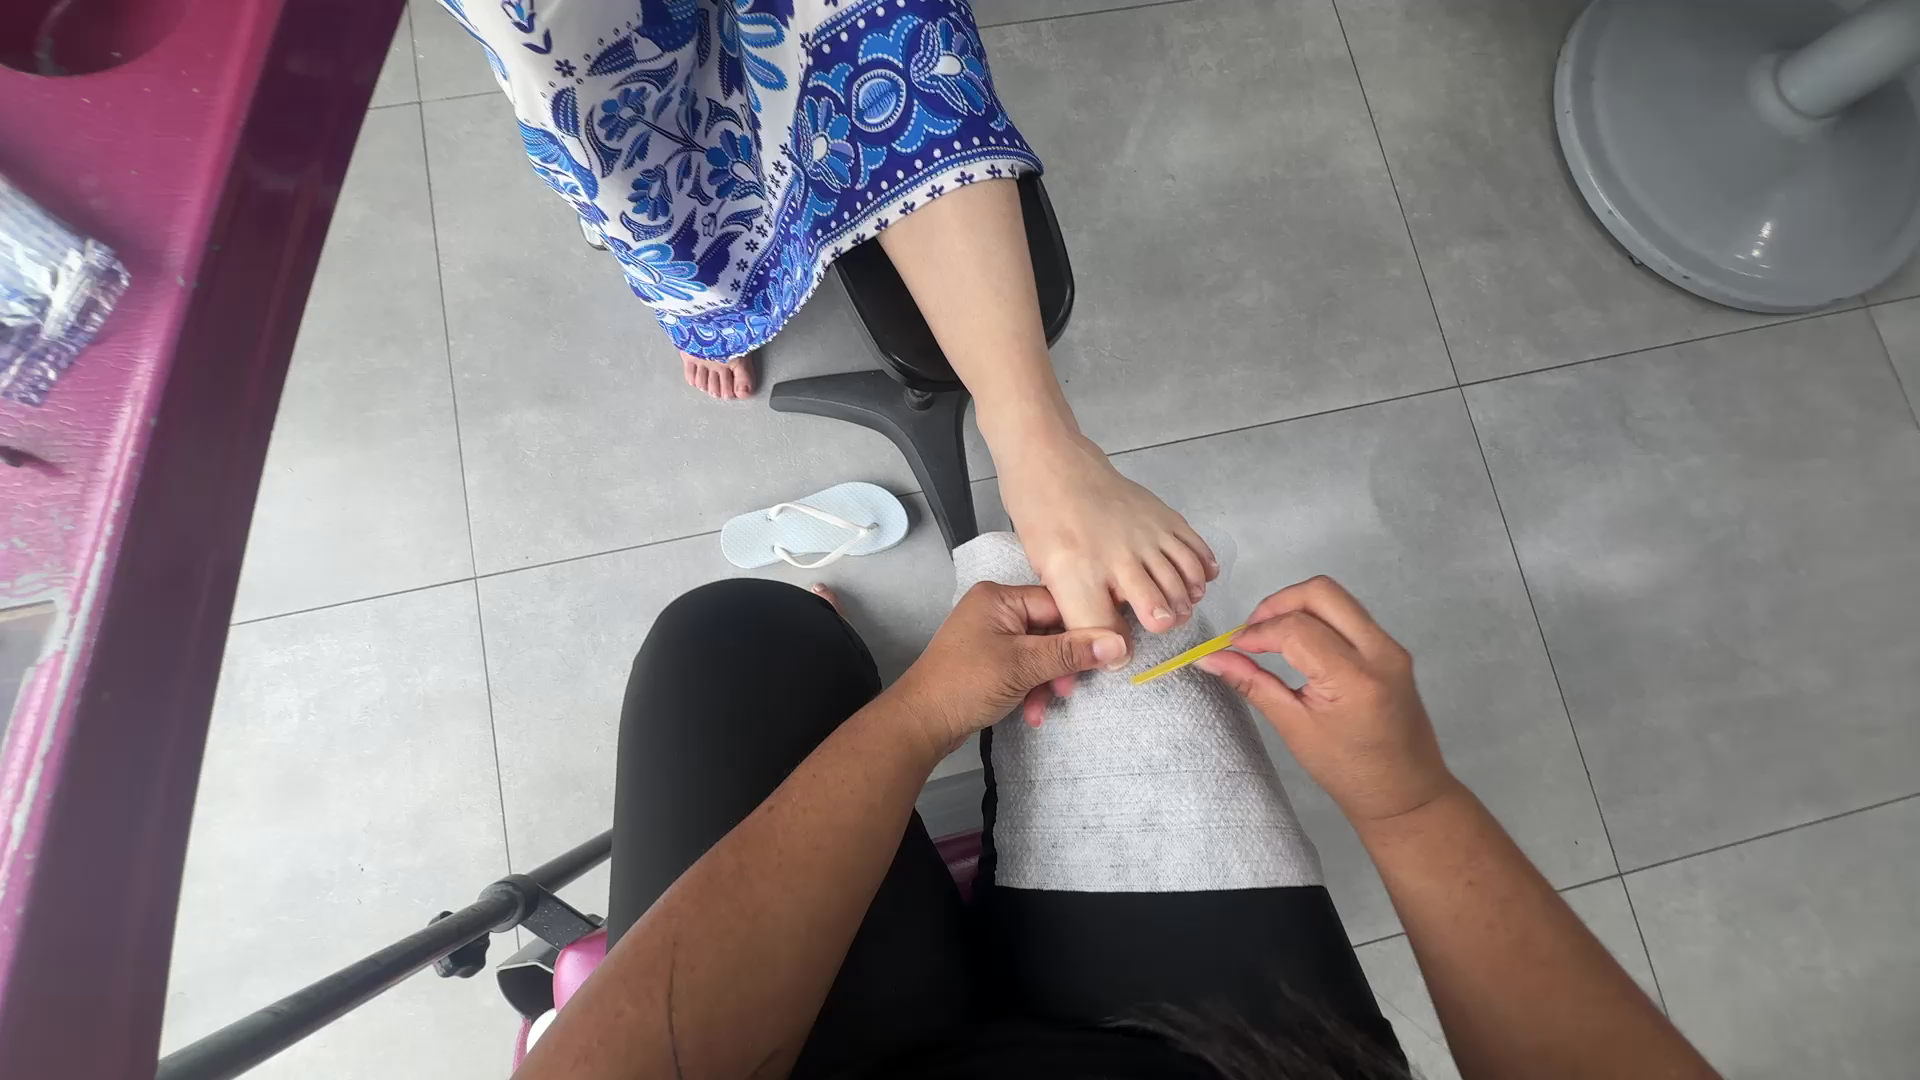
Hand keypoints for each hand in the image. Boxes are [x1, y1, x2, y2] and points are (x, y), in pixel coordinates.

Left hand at [889, 582, 1127, 751]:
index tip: (1108, 655)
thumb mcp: (1023, 666)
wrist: (921, 722)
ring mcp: (991, 635)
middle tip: (1071, 688)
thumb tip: (1119, 643)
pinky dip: (1032, 688)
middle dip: (1062, 662)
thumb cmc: (967, 684)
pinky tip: (1033, 712)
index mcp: (999, 597)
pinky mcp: (989, 660)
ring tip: (1049, 703)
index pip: (1057, 603)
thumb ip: (1071, 652)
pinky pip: (1023, 667)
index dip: (1084, 629)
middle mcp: (995, 609)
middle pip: (1050, 629)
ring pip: (1039, 652)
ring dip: (1048, 680)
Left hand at [995, 430, 1217, 641]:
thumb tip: (1109, 642)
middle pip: (1158, 607)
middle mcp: (1115, 557)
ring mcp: (1143, 535)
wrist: (1054, 466)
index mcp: (1076, 574)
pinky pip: (1193, 548)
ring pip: (1182, 580)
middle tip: (1160, 622)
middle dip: (1164, 622)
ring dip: (1186, 600)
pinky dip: (1202, 569)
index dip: (1115, 650)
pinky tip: (1199, 580)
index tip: (1121, 655)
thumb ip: (1078, 608)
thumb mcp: (1046, 572)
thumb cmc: (1044, 520)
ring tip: (1180, 606)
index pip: (1102, 628)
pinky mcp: (1161, 517)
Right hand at [1197, 576, 1456, 823]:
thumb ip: (1252, 684)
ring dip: (1295, 606)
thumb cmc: (1348, 770)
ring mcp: (1390, 647)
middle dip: (1277, 604)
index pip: (1296, 629)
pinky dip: (1314, 617)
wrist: (1408, 793)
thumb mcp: (1293, 727)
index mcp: (1355, 679)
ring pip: (1334, 598)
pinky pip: (1346, 614)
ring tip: (1270, 636)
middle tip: (1253, 632)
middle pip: (1320, 592)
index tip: (1232, 647)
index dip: (1257, 632)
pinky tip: (1295, 643)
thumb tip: (1210, 659)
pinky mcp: (1390, 648)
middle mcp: (1379, 652)